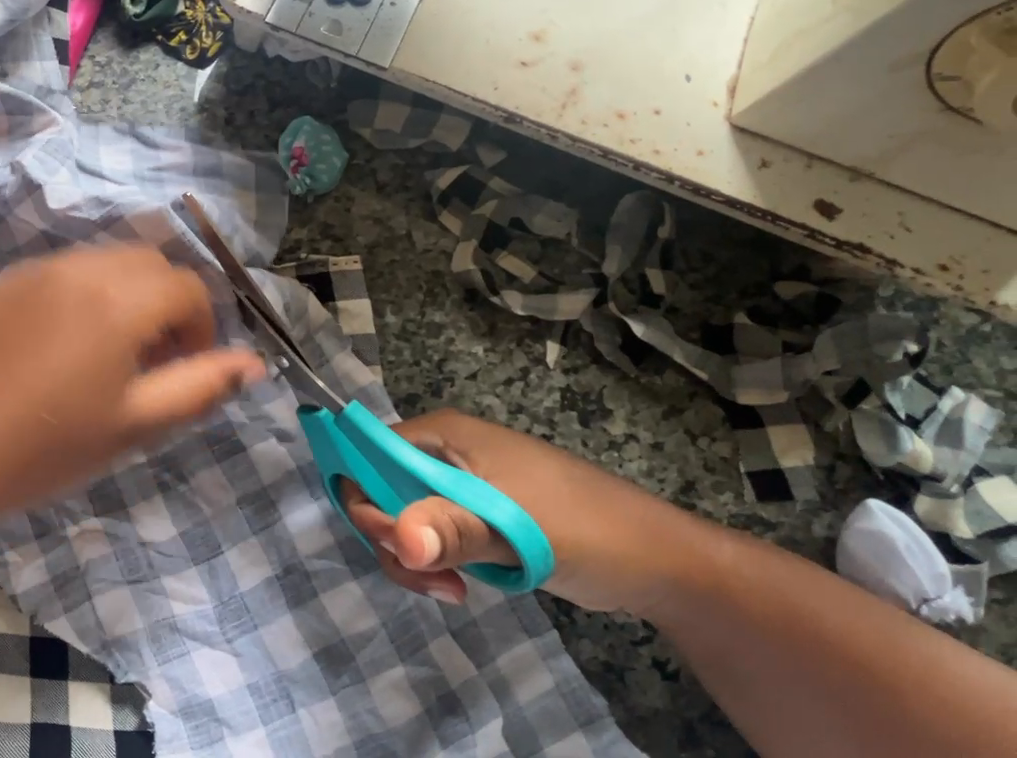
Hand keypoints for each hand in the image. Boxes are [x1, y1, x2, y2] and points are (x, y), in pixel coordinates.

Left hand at [0, 246, 265, 541]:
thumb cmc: (47, 449)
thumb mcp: (135, 426)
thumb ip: (200, 386)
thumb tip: (253, 362)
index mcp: (118, 299)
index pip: (188, 286)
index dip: (201, 327)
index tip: (183, 369)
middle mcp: (79, 267)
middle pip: (149, 263)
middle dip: (166, 304)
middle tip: (151, 363)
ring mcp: (34, 270)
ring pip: (105, 262)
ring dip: (125, 295)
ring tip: (107, 355)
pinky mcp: (2, 282)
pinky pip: (63, 272)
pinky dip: (83, 294)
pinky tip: (60, 348)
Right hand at [341, 410, 708, 615]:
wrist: (658, 562)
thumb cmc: (586, 529)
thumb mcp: (516, 529)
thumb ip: (453, 529)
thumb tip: (397, 539)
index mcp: (443, 433)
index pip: (368, 453)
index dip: (364, 496)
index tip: (394, 543)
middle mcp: (442, 450)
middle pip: (378, 488)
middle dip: (391, 537)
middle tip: (427, 577)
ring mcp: (457, 484)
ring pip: (400, 517)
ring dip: (412, 558)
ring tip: (449, 589)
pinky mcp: (473, 515)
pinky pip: (427, 534)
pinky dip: (432, 562)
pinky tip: (457, 585)